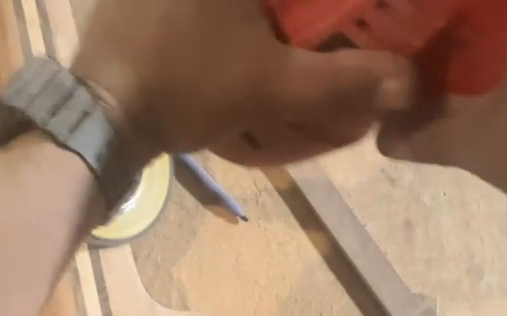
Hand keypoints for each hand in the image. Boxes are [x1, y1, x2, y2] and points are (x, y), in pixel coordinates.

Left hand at [73, 0, 416, 164]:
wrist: (100, 114)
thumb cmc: (184, 85)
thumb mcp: (270, 85)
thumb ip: (339, 82)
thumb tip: (406, 83)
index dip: (332, 8)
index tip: (344, 17)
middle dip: (305, 11)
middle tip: (329, 23)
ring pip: (245, 1)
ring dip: (270, 13)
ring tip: (291, 30)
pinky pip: (210, 6)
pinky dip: (234, 14)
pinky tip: (238, 31)